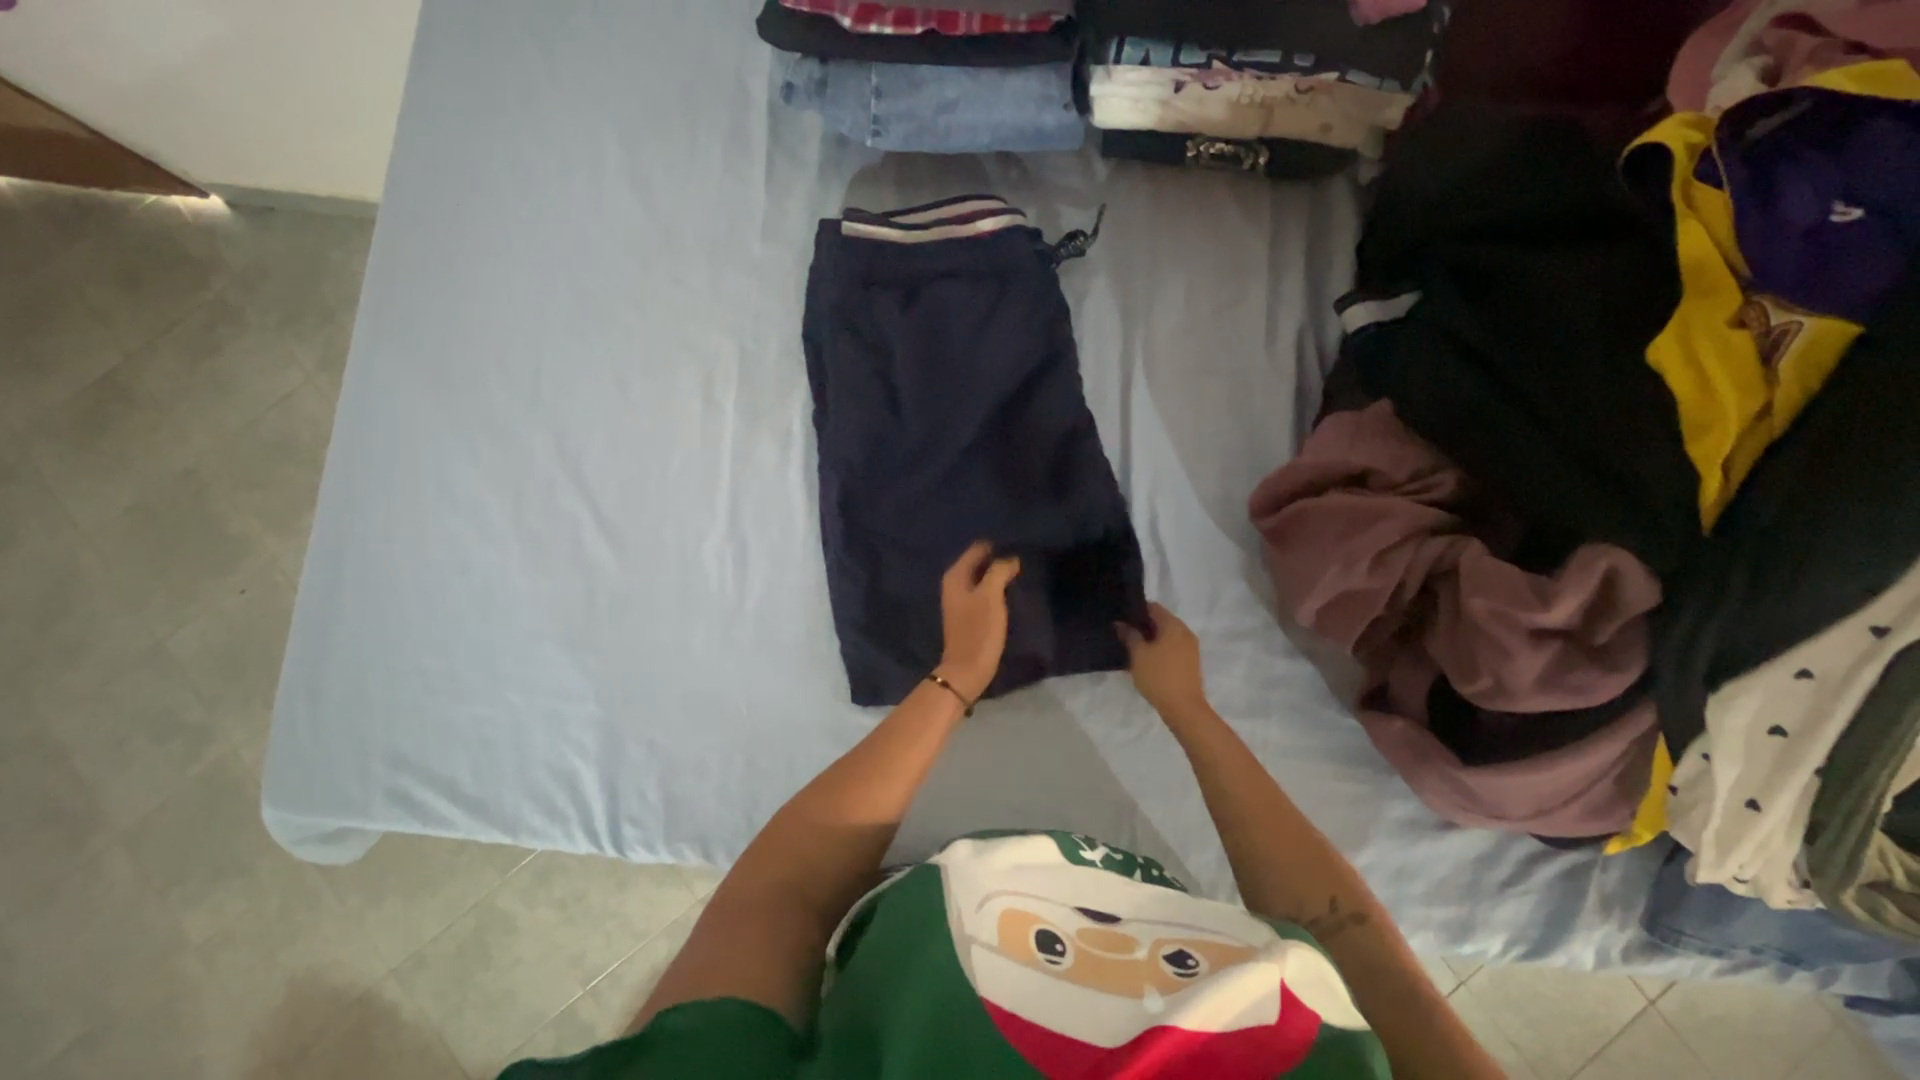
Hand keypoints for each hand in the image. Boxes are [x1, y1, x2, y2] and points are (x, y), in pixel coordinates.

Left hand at [937, 541, 1020, 701]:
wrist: (968, 669)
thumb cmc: (978, 630)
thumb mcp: (990, 596)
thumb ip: (999, 571)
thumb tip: (1010, 558)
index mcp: (955, 576)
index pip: (977, 548)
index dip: (996, 546)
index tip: (1018, 544)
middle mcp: (955, 584)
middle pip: (979, 562)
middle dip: (998, 559)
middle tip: (1023, 556)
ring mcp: (961, 600)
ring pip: (983, 578)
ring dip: (999, 575)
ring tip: (1021, 571)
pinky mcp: (970, 614)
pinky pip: (985, 592)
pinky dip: (997, 589)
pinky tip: (1012, 590)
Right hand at [1116, 602, 1209, 717]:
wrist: (1183, 708)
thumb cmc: (1158, 676)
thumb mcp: (1138, 655)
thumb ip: (1129, 635)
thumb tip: (1120, 623)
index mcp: (1173, 625)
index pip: (1153, 607)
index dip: (1136, 610)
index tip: (1121, 617)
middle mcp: (1185, 632)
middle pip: (1161, 620)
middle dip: (1143, 625)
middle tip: (1123, 632)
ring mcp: (1190, 647)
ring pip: (1167, 635)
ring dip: (1151, 638)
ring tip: (1132, 646)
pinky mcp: (1190, 661)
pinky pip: (1172, 647)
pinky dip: (1160, 648)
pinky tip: (1146, 658)